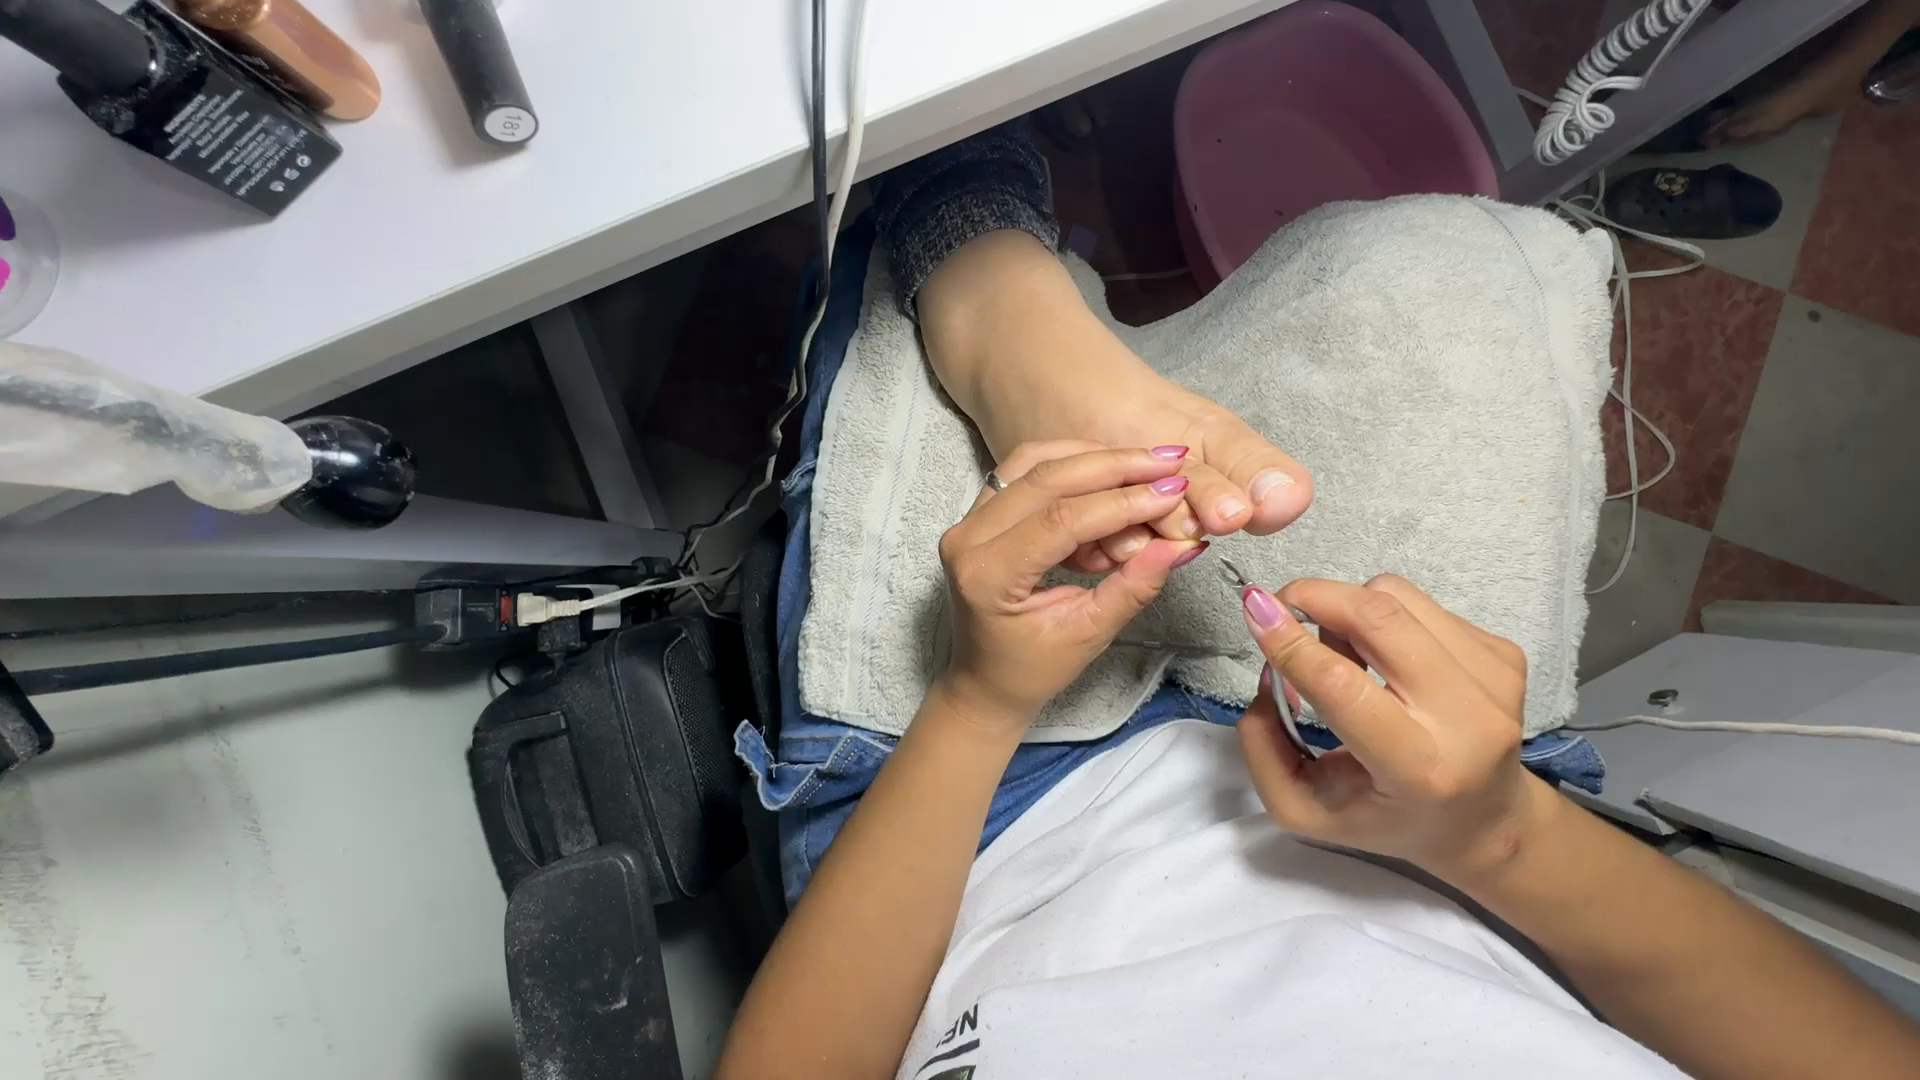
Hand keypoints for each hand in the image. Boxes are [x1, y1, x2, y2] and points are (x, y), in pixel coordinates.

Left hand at [937, 441, 1207, 728]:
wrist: (985, 681)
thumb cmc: (1031, 668)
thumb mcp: (1088, 634)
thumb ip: (1132, 586)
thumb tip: (1182, 544)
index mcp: (987, 576)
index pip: (1061, 520)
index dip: (1122, 502)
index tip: (1174, 491)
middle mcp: (967, 539)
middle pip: (1046, 478)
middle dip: (1114, 466)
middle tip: (1169, 463)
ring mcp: (967, 521)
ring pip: (1032, 462)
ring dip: (1091, 457)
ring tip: (1144, 465)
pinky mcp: (978, 513)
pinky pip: (1024, 471)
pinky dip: (1070, 467)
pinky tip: (1109, 475)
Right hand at [1235, 573, 1538, 879]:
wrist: (1486, 822)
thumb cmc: (1383, 817)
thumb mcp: (1300, 807)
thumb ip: (1263, 744)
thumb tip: (1270, 669)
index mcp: (1417, 768)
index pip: (1342, 685)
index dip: (1290, 641)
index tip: (1253, 607)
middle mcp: (1468, 719)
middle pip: (1377, 618)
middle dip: (1314, 596)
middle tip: (1281, 607)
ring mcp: (1493, 680)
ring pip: (1395, 596)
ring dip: (1347, 608)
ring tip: (1345, 650)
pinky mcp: (1506, 655)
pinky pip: (1420, 604)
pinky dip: (1382, 616)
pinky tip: (1386, 656)